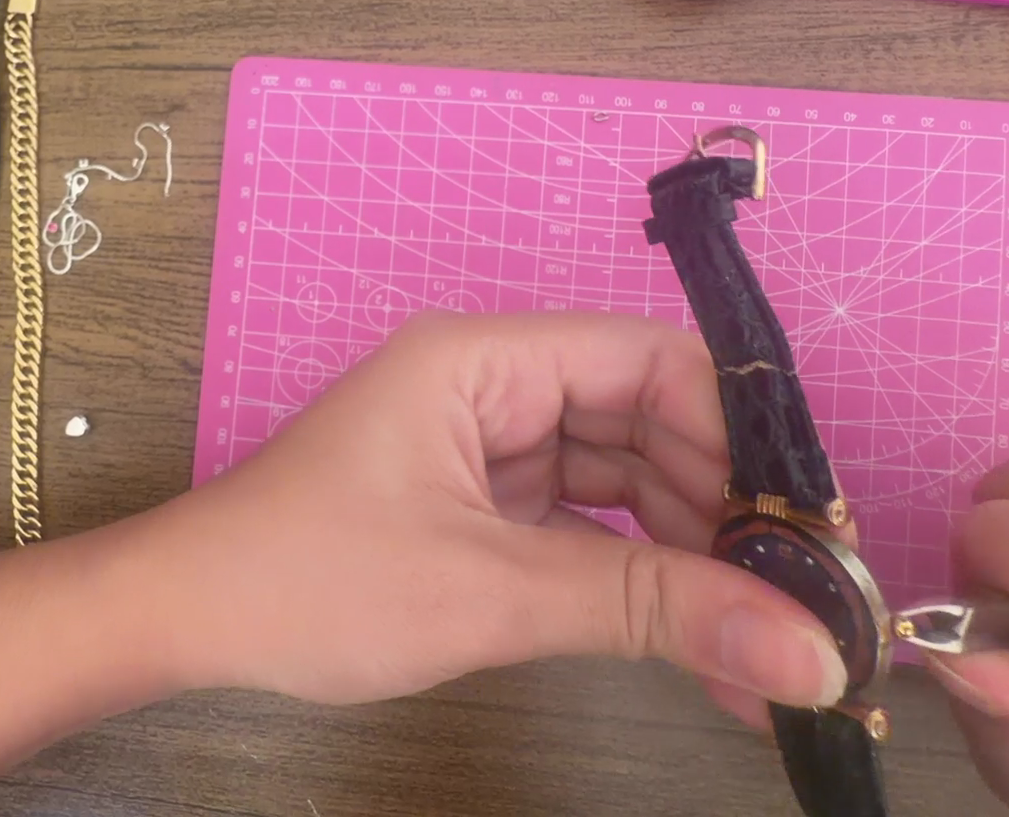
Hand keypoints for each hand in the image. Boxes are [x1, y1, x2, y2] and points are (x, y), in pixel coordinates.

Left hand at [145, 310, 847, 711]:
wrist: (198, 612)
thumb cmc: (314, 577)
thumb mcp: (488, 590)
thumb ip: (646, 605)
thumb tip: (809, 647)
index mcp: (477, 358)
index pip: (642, 359)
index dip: (732, 434)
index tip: (799, 533)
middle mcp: (483, 382)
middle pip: (638, 418)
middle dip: (715, 510)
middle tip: (798, 610)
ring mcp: (478, 440)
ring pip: (613, 475)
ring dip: (680, 554)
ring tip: (759, 649)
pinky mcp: (472, 495)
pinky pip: (574, 516)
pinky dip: (625, 570)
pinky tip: (685, 635)